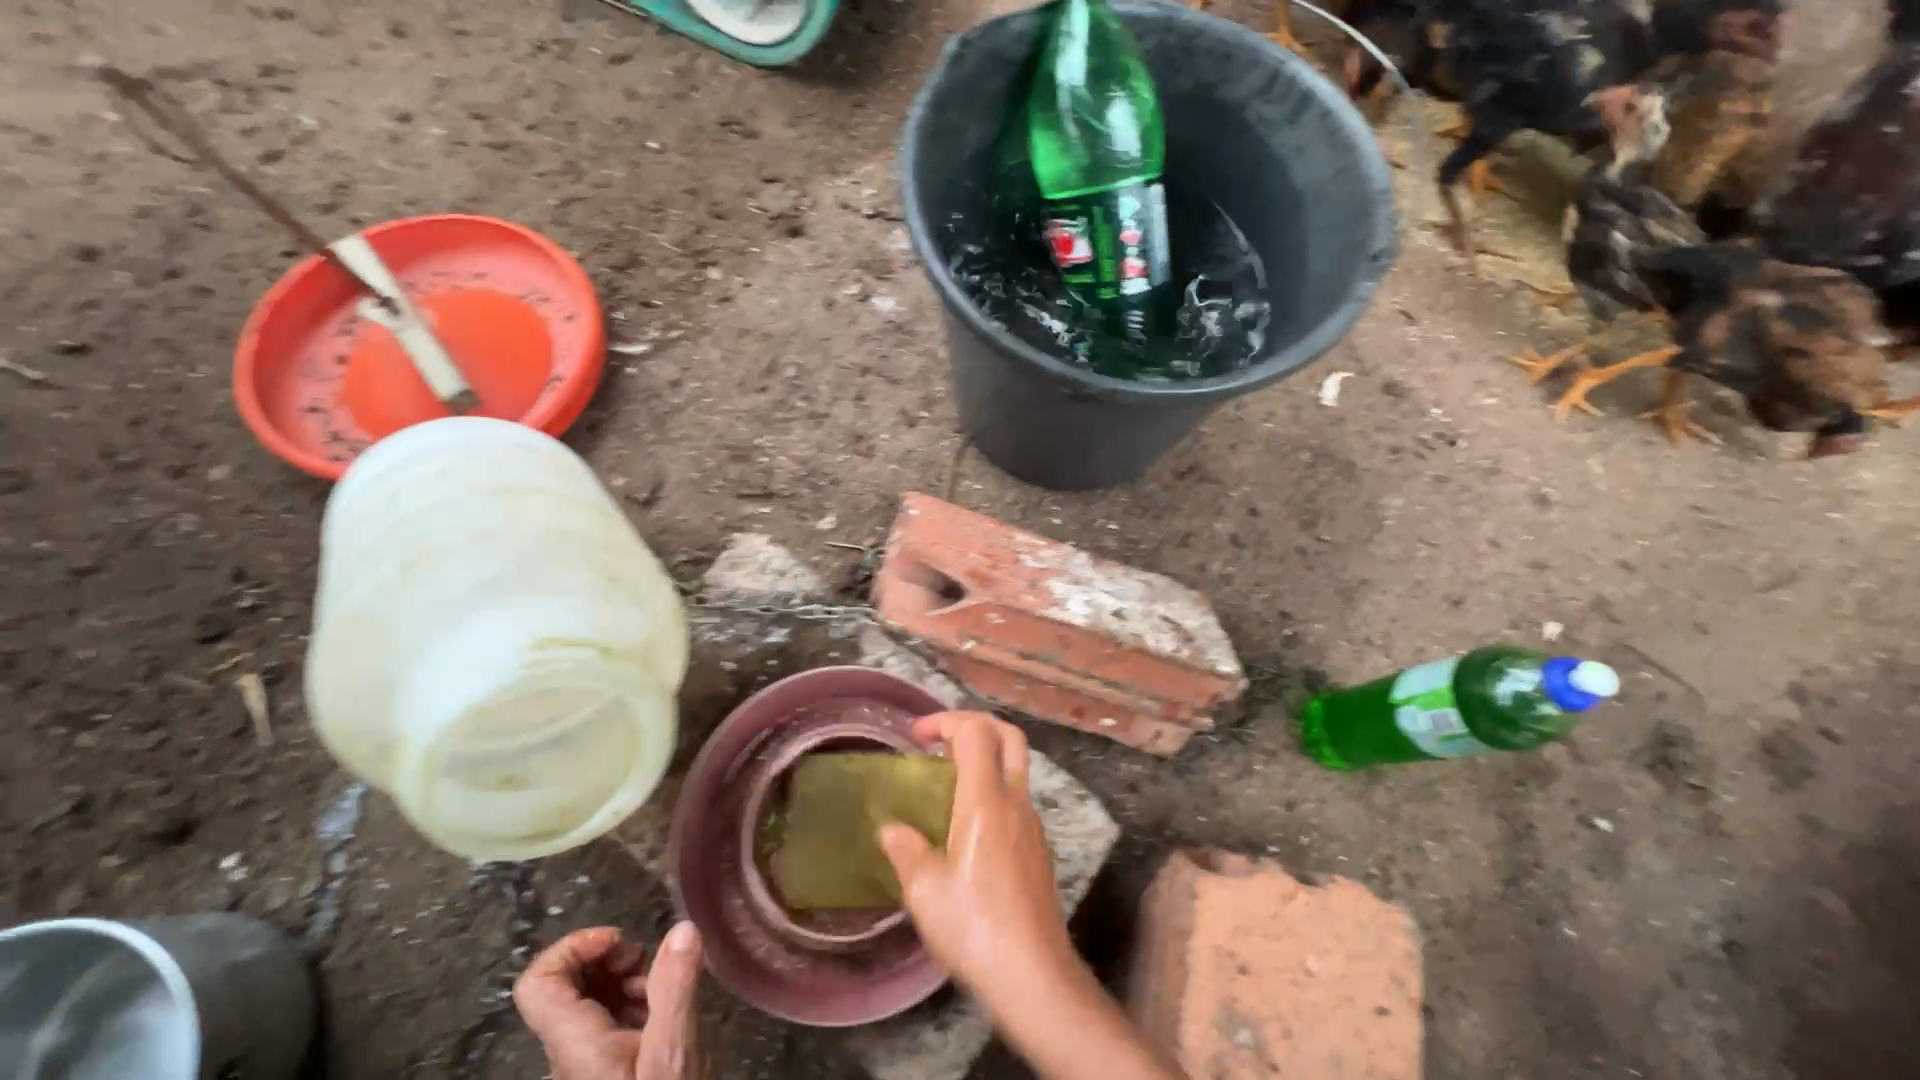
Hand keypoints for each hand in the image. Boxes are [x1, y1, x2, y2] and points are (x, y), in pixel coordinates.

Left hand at [513, 922, 706, 1079]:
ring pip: (585, 1003)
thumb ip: (675, 988)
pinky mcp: (604, 1073)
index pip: (537, 984)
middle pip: (562, 987)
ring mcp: (585, 1066)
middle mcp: (568, 1053)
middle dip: (606, 959)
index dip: (572, 948)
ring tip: (662, 986)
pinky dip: (632, 1003)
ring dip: (622, 979)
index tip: (620, 941)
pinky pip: (605, 1024)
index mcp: (574, 1045)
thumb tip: (682, 929)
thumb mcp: (675, 1052)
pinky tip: (662, 1011)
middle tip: (646, 960)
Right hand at [877, 711, 1074, 1008]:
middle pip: (1009, 737)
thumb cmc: (974, 927)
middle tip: (939, 740)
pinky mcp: (1039, 851)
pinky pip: (1017, 802)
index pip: (976, 733)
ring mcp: (1034, 827)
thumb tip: (892, 829)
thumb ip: (907, 851)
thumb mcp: (925, 891)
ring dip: (984, 760)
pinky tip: (966, 829)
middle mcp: (1016, 804)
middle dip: (975, 724)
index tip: (915, 736)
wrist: (1033, 974)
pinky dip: (993, 793)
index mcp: (986, 802)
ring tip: (944, 786)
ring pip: (1016, 770)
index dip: (945, 721)